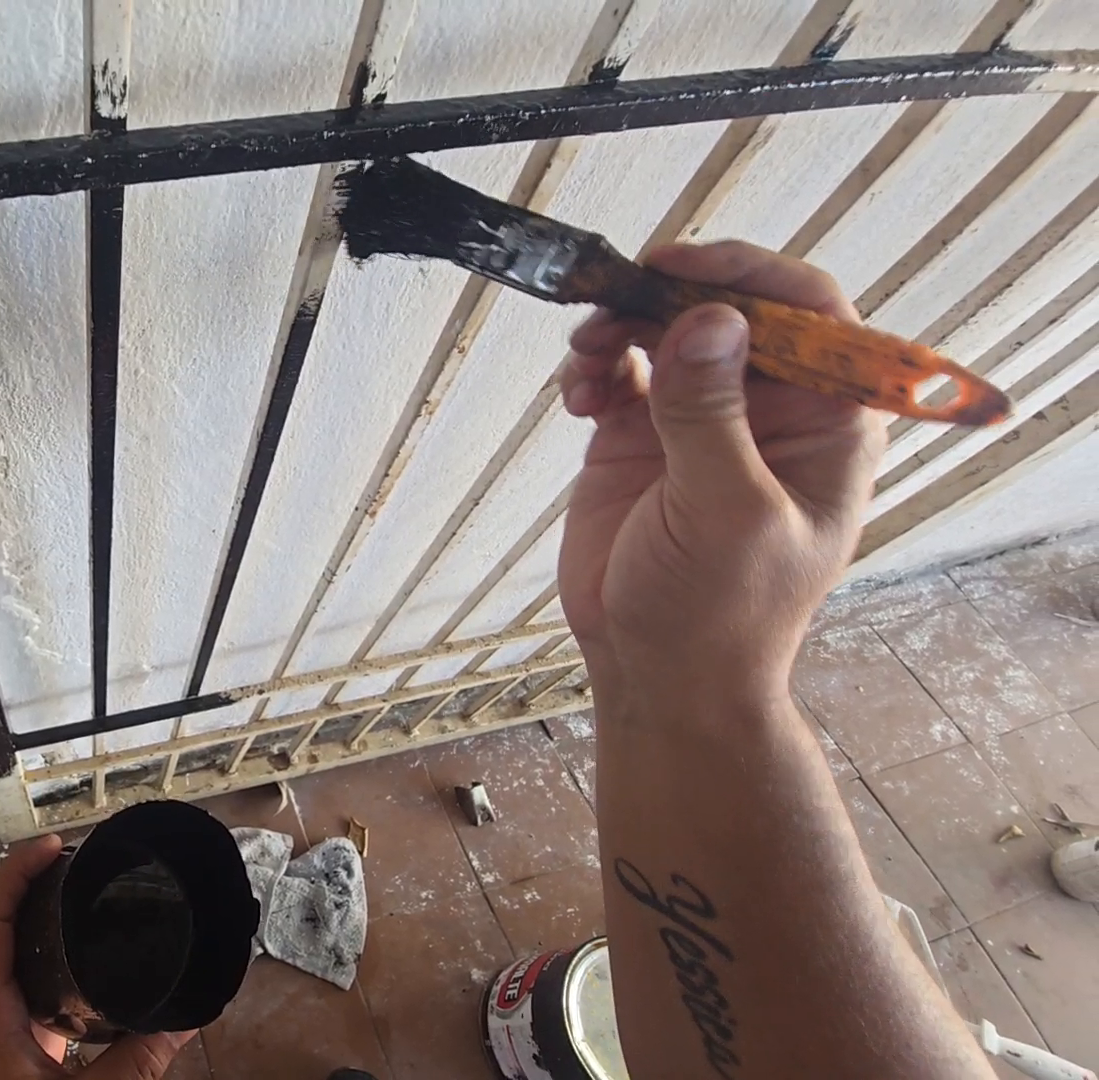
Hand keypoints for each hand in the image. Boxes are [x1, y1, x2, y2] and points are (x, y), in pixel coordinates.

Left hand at [0, 834, 192, 1079]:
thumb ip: (139, 1060)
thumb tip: (189, 1012)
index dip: (17, 869)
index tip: (57, 844)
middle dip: (26, 877)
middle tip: (76, 855)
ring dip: (26, 904)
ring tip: (72, 882)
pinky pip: (7, 970)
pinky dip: (33, 940)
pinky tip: (66, 940)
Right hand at [556, 241, 884, 708]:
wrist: (655, 662)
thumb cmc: (717, 606)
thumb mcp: (724, 511)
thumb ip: (712, 417)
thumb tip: (706, 321)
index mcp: (820, 420)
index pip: (805, 314)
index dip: (744, 277)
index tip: (674, 265)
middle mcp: (759, 409)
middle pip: (719, 315)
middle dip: (662, 303)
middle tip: (607, 309)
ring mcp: (690, 422)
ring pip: (658, 339)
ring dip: (616, 333)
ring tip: (583, 361)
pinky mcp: (632, 441)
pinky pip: (613, 378)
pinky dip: (590, 373)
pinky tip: (577, 398)